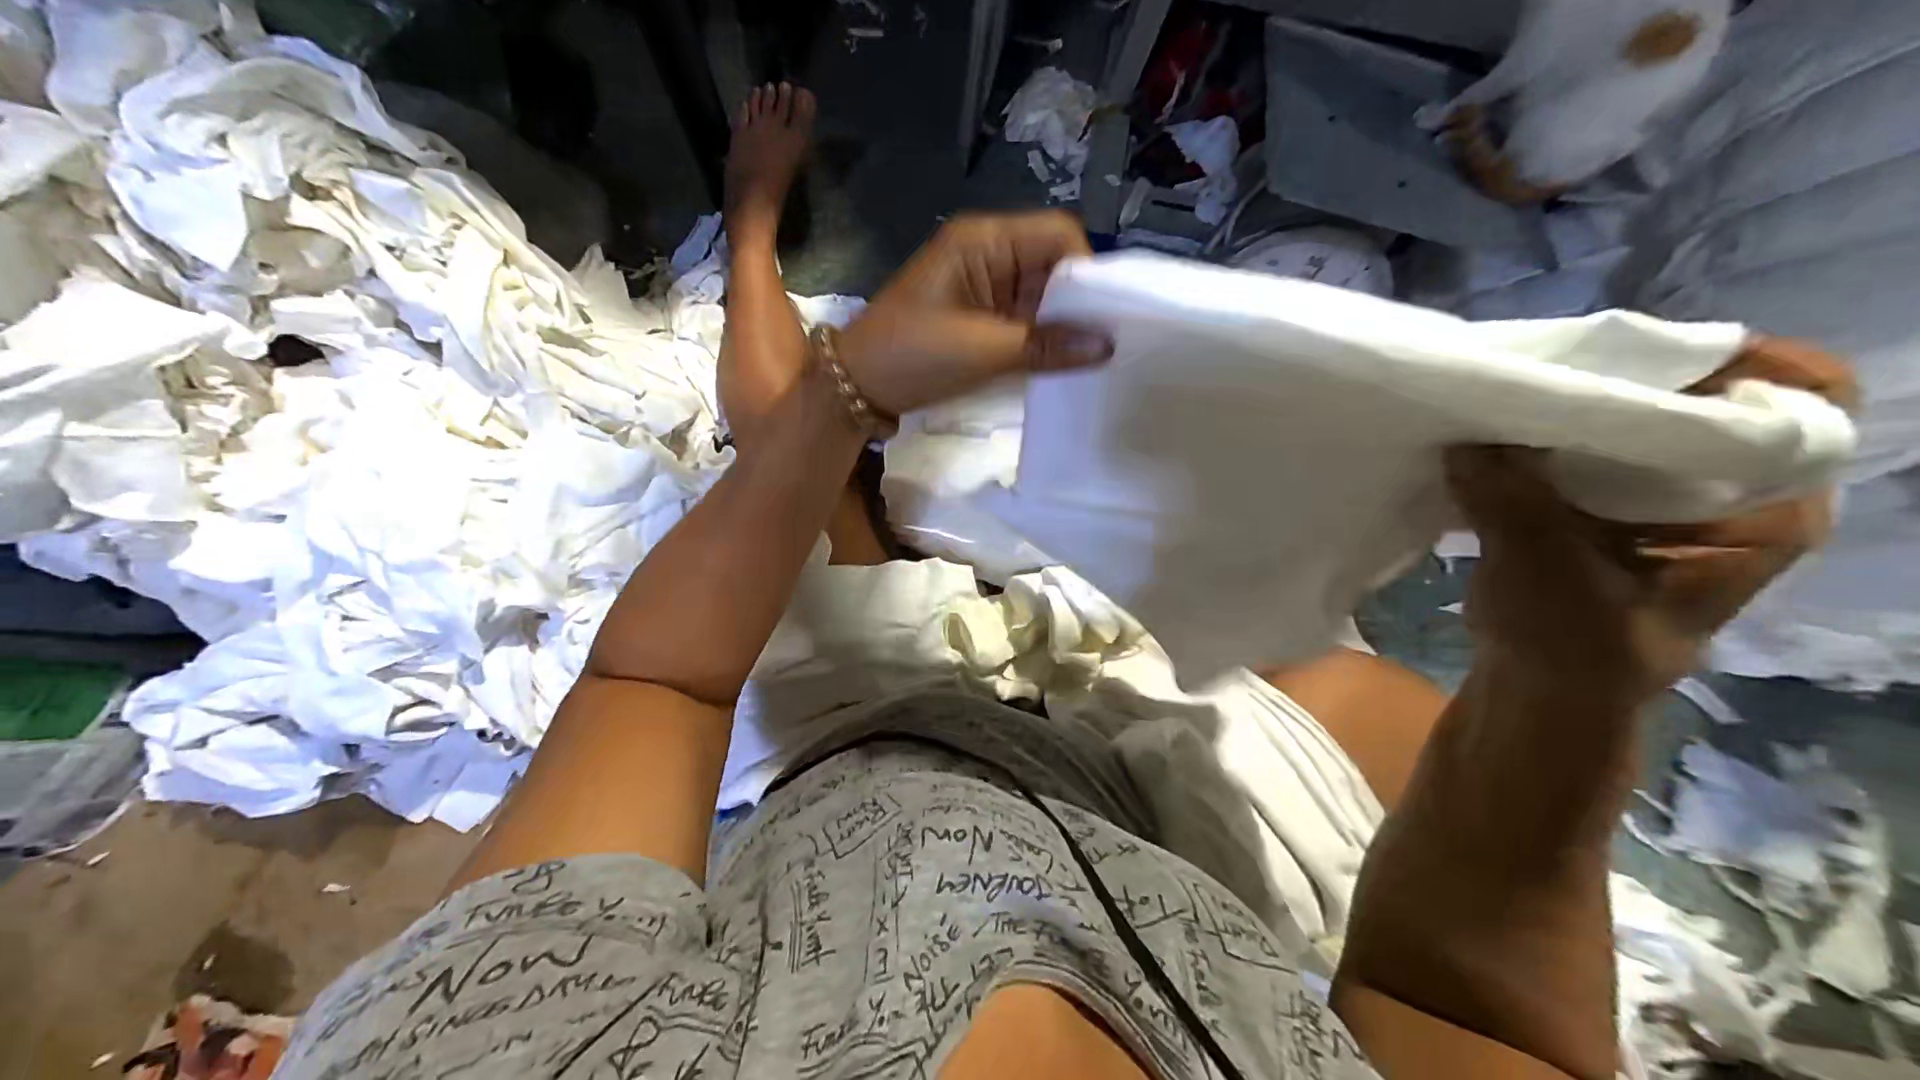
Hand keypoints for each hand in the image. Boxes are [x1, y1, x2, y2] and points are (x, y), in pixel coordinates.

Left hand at [836, 210, 1113, 416]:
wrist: (855, 384)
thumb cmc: (913, 355)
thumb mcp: (983, 351)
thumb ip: (1046, 345)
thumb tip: (1108, 345)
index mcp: (984, 240)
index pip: (1058, 233)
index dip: (1086, 270)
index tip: (1103, 317)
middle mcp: (987, 251)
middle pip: (1053, 262)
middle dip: (1076, 301)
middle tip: (1100, 344)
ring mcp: (981, 282)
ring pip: (1040, 292)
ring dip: (1059, 322)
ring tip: (1081, 357)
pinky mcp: (977, 311)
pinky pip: (1021, 314)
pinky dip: (1038, 335)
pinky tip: (1053, 361)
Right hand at [1447, 336, 1857, 701]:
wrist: (1538, 692)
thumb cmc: (1572, 646)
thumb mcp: (1545, 571)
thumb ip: (1509, 499)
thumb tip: (1462, 439)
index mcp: (1763, 514)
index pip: (1801, 405)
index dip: (1739, 366)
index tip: (1641, 357)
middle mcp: (1725, 496)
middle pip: (1705, 404)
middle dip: (1628, 381)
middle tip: (1556, 368)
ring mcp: (1658, 501)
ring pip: (1633, 427)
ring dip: (1574, 410)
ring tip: (1516, 396)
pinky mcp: (1599, 508)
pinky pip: (1583, 453)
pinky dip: (1541, 440)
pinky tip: (1497, 436)